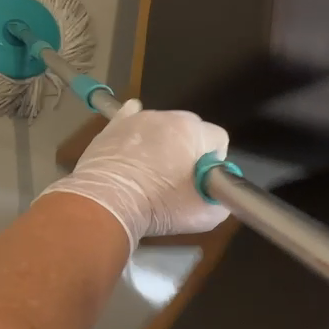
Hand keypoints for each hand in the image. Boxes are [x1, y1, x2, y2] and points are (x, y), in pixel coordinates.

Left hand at [41, 108, 230, 240]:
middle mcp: (165, 116)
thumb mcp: (207, 213)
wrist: (107, 202)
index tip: (201, 178)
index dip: (213, 160)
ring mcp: (136, 118)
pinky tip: (134, 134)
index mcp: (192, 131)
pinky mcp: (112, 126)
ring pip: (160, 125)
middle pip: (189, 128)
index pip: (218, 139)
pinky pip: (129, 115)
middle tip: (176, 176)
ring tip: (150, 167)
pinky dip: (135, 125)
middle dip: (188, 148)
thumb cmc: (160, 206)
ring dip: (161, 141)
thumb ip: (221, 195)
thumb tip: (216, 187)